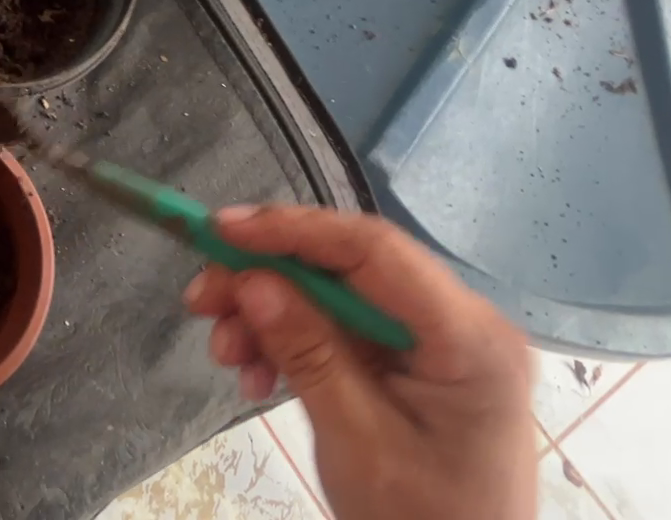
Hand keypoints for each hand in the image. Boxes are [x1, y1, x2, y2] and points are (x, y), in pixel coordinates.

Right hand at [185, 205, 534, 519]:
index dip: (291, 228)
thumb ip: (307, 352)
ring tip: (224, 353)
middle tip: (202, 299)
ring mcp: (427, 339)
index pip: (371, 248)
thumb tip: (251, 280)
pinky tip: (253, 375)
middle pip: (340, 265)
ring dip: (263, 312)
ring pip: (324, 291)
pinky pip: (328, 324)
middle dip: (263, 276)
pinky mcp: (402, 358)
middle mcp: (454, 321)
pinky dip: (281, 339)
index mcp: (468, 337)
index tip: (220, 231)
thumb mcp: (358, 442)